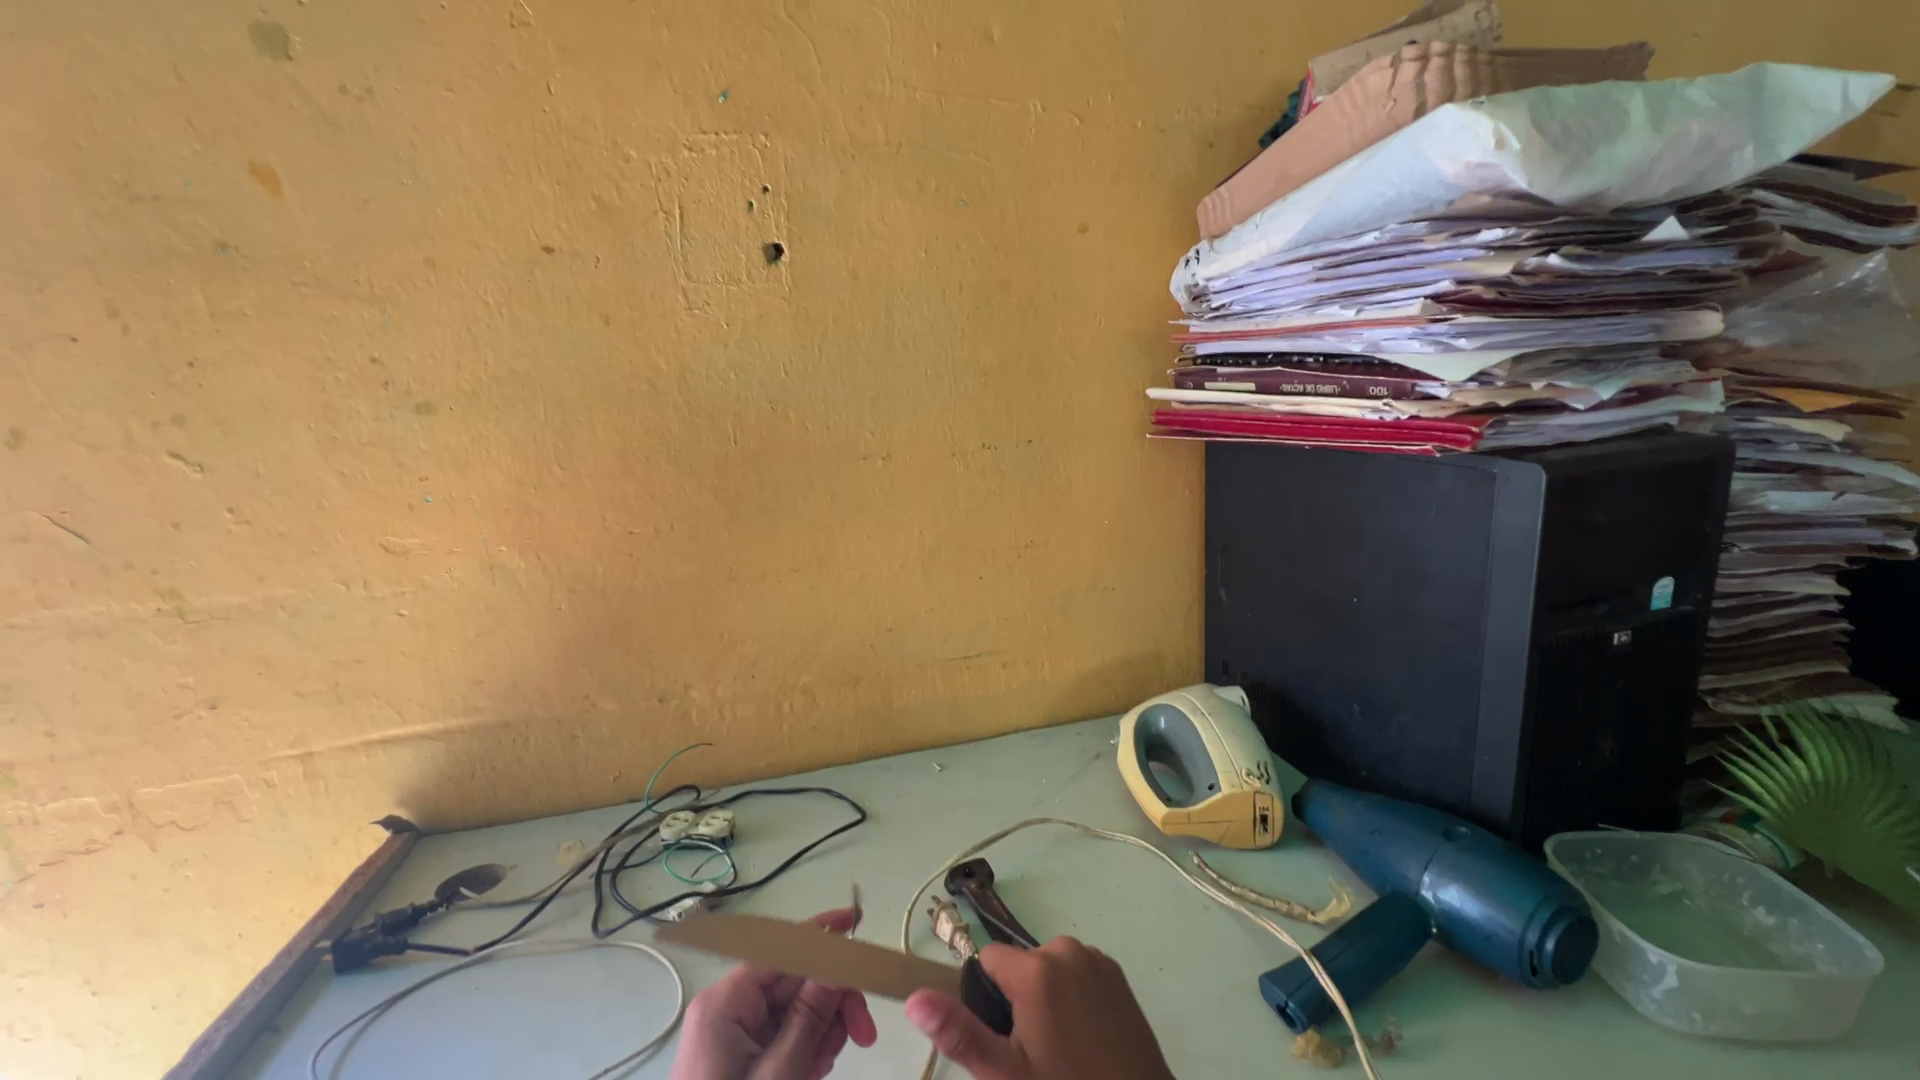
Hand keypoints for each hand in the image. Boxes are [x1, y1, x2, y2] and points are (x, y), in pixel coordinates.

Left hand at [670, 908, 878, 1079]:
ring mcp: (732, 1033)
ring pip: (793, 1009)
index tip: (858, 922)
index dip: (819, 934)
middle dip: (831, 1002)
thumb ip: (810, 1017)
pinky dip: (806, 1048)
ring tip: (824, 1067)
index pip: (779, 949)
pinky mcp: (738, 1057)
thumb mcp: (780, 1074)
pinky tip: (813, 1072)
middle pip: (793, 981)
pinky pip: (783, 1034)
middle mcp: (727, 1008)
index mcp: (726, 1002)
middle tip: (864, 1036)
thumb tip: (835, 966)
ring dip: (821, 1030)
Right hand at [904, 938, 1174, 1079]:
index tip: (1004, 1036)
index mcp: (1035, 968)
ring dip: (1046, 998)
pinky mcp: (1116, 973)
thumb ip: (959, 1032)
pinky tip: (1084, 1036)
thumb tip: (914, 998)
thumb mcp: (1005, 1073)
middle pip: (1019, 965)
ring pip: (1048, 969)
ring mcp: (1095, 959)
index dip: (987, 997)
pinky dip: (1073, 996)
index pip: (987, 959)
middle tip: (1034, 1051)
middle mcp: (1065, 949)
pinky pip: (1076, 973)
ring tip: (1061, 1047)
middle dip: (1017, 999)